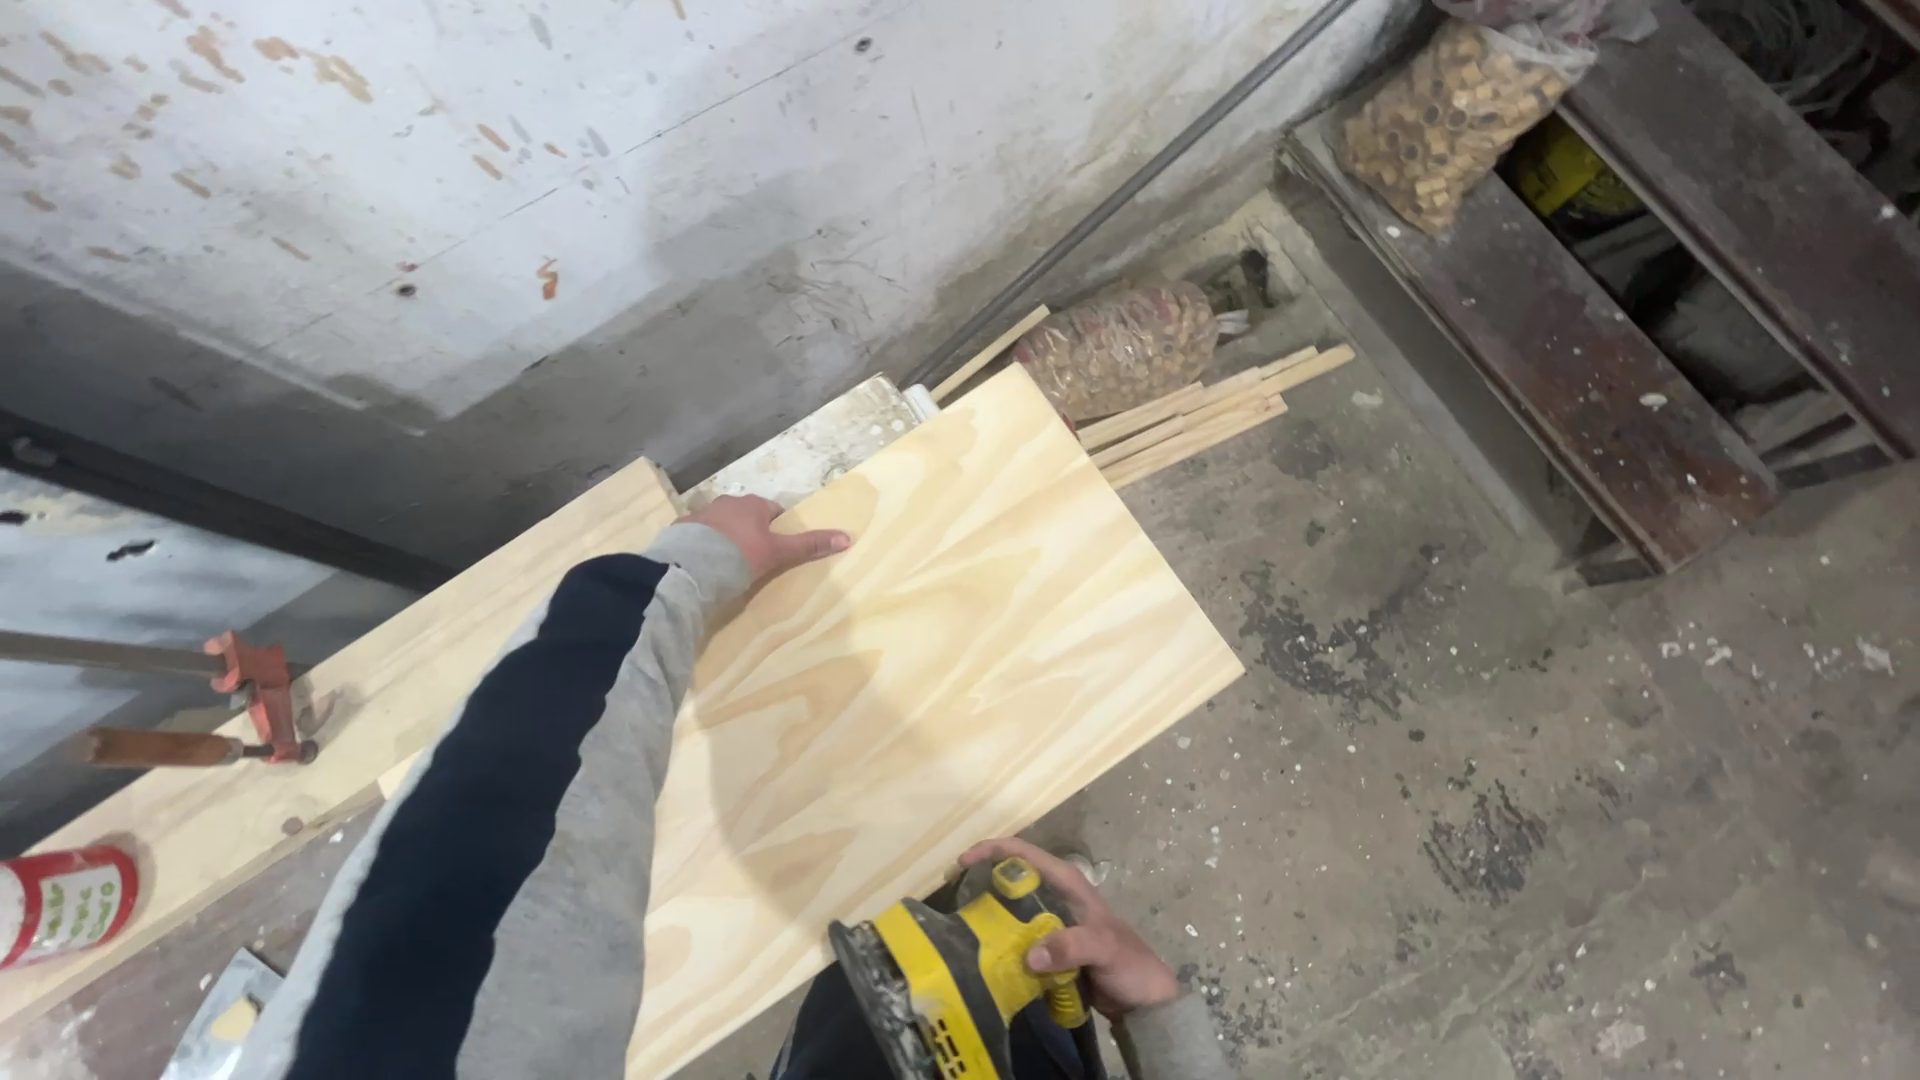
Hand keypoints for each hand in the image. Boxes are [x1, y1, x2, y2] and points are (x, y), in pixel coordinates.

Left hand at [679, 495, 849, 583]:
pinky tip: (703, 563)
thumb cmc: (742, 556)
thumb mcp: (779, 552)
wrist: (692, 566)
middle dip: (750, 532)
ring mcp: (702, 513)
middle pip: (746, 515)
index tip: (775, 549)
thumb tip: (846, 537)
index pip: (773, 511)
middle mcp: (728, 502)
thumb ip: (809, 545)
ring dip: (725, 537)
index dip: (776, 529)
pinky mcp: (681, 528)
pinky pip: (697, 534)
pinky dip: (702, 545)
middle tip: (752, 559)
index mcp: (754, 505)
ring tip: (726, 563)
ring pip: (721, 523)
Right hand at [959, 838, 1179, 1016]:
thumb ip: (1070, 946)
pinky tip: (983, 948)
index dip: (992, 850)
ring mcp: (1052, 919)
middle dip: (983, 877)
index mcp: (1067, 881)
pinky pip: (1018, 933)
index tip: (963, 862)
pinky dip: (1001, 936)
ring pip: (1012, 904)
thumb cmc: (1128, 963)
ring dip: (989, 909)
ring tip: (960, 921)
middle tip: (953, 894)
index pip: (1024, 852)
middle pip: (1012, 875)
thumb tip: (1030, 954)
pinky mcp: (1049, 943)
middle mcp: (1056, 893)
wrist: (1143, 999)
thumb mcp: (1102, 949)